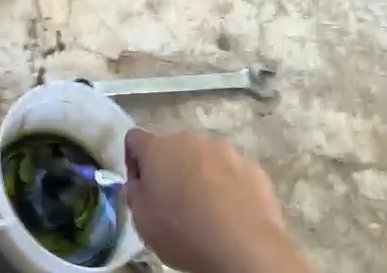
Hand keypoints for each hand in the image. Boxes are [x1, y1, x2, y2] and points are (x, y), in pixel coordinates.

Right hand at [123, 129, 312, 272]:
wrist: (245, 248)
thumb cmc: (184, 233)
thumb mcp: (142, 221)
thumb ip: (135, 194)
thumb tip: (139, 184)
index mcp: (157, 148)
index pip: (135, 138)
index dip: (134, 161)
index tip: (141, 186)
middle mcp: (189, 140)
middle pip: (173, 148)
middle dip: (171, 169)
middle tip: (175, 202)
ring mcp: (224, 150)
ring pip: (205, 158)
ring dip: (201, 175)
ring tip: (208, 210)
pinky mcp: (252, 167)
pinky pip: (233, 172)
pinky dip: (229, 186)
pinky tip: (232, 214)